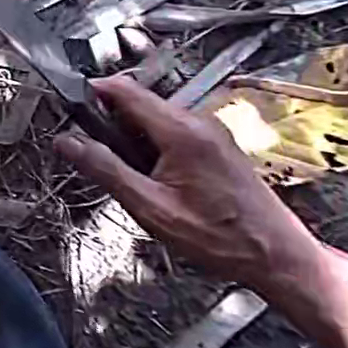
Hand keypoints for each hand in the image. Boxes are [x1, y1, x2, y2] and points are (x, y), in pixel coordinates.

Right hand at [52, 76, 331, 309]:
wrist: (281, 258)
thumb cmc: (220, 237)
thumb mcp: (150, 207)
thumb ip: (105, 169)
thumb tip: (66, 141)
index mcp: (181, 131)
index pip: (124, 90)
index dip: (90, 93)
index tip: (68, 109)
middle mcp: (197, 122)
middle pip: (136, 101)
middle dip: (107, 120)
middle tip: (94, 153)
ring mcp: (209, 131)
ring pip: (151, 115)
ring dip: (127, 133)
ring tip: (125, 171)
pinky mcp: (214, 144)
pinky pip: (169, 128)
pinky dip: (148, 142)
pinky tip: (149, 174)